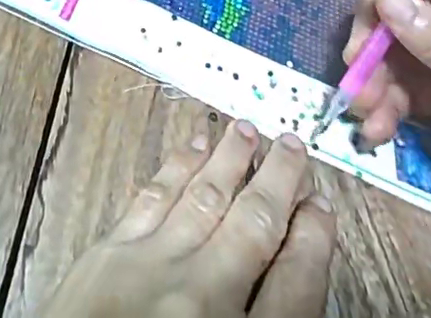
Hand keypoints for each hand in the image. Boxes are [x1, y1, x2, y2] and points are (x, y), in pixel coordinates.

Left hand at [43, 121, 336, 317]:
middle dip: (279, 181)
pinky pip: (154, 199)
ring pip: (205, 197)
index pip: (296, 285)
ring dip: (230, 160)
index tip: (321, 206)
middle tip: (294, 145)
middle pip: (254, 225)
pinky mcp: (110, 256)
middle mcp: (203, 300)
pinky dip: (178, 169)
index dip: (313, 241)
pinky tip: (193, 149)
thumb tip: (286, 291)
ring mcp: (154, 270)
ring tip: (247, 130)